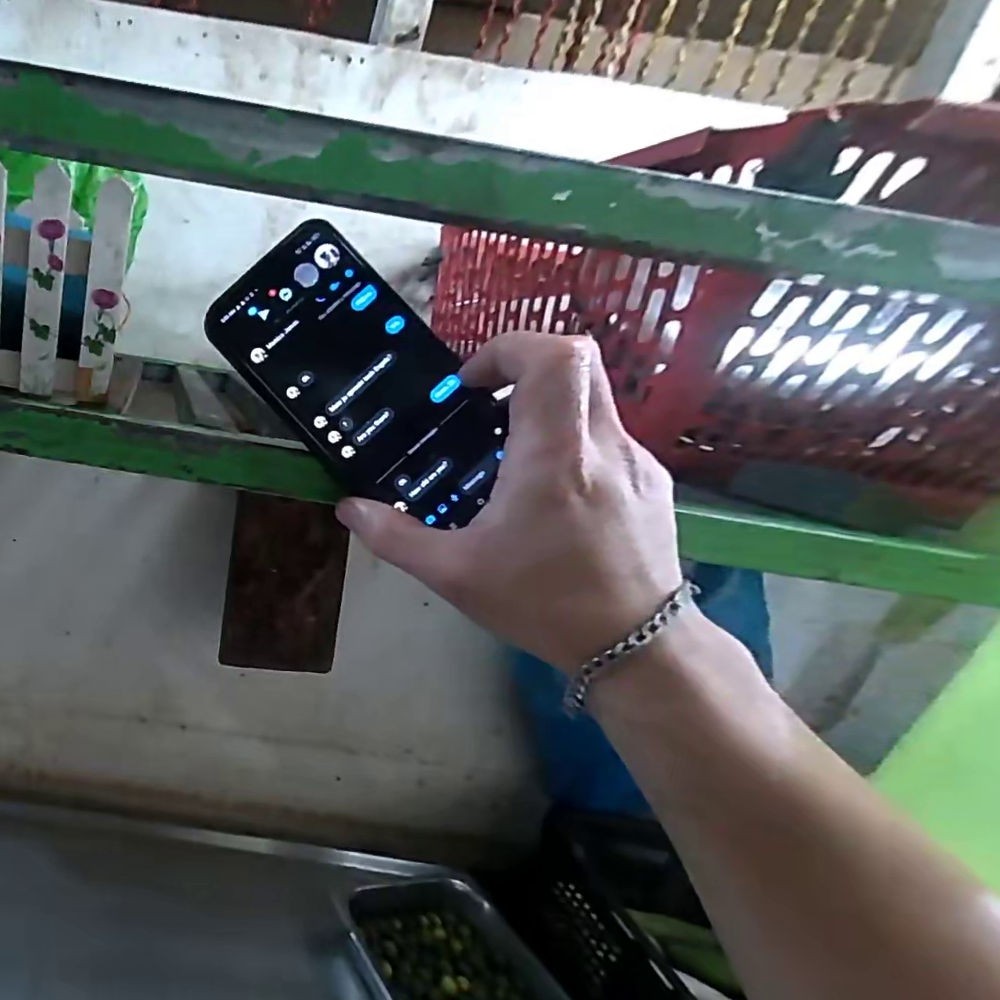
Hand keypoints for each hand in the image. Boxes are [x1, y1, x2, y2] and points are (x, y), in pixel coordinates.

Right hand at [336, 332, 682, 670]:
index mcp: (554, 455)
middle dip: (523, 366)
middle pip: (579, 359)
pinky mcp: (650, 481)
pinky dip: (567, 437)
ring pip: (592, 396)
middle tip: (482, 404)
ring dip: (543, 404)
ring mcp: (636, 460)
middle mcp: (603, 444)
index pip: (553, 357)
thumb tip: (349, 510)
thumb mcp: (454, 573)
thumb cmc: (543, 603)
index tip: (468, 387)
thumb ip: (394, 537)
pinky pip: (604, 434)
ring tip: (504, 454)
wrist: (640, 649)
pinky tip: (545, 492)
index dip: (506, 350)